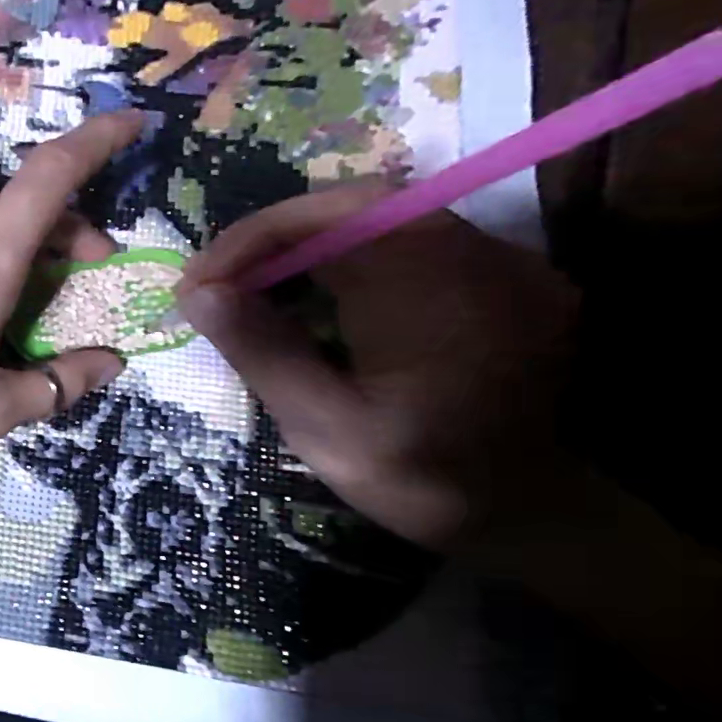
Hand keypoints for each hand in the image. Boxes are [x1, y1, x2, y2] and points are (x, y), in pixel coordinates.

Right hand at [177, 182, 581, 552]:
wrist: (526, 515)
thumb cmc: (415, 478)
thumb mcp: (321, 425)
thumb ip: (263, 352)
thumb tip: (199, 293)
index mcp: (428, 291)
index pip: (323, 224)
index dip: (247, 242)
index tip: (194, 283)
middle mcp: (475, 256)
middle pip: (352, 207)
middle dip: (271, 238)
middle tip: (217, 281)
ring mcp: (501, 262)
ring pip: (382, 218)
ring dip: (305, 245)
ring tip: (254, 286)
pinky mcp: (506, 277)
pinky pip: (414, 240)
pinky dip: (350, 256)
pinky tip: (320, 294)